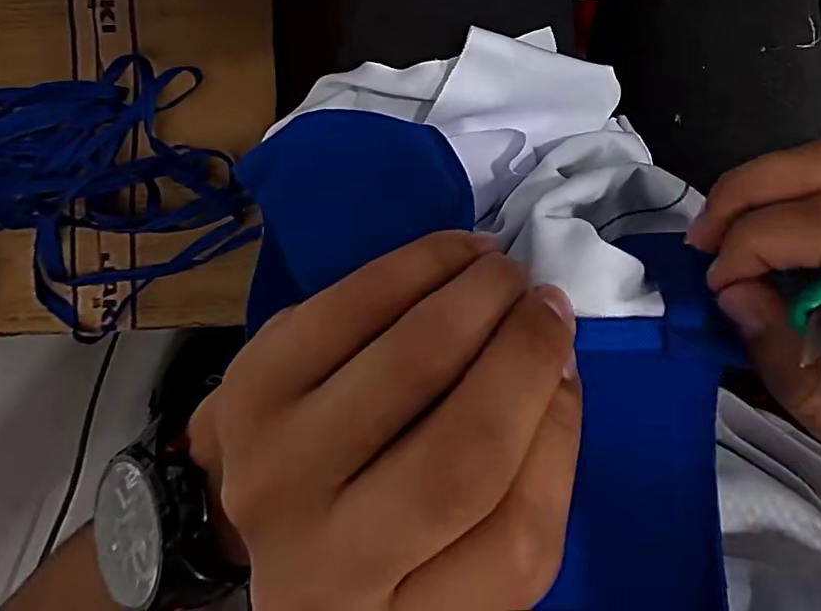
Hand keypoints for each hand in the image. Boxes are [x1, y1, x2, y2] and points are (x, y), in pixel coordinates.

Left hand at [186, 231, 581, 610]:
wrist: (272, 499)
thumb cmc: (387, 520)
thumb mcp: (465, 543)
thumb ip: (532, 470)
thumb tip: (555, 357)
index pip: (516, 538)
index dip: (559, 427)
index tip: (569, 352)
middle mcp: (326, 568)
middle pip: (463, 449)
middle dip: (524, 347)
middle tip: (544, 297)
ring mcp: (276, 474)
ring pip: (408, 361)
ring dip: (476, 294)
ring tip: (504, 268)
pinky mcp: (250, 389)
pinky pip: (352, 305)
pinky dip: (420, 263)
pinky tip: (456, 252)